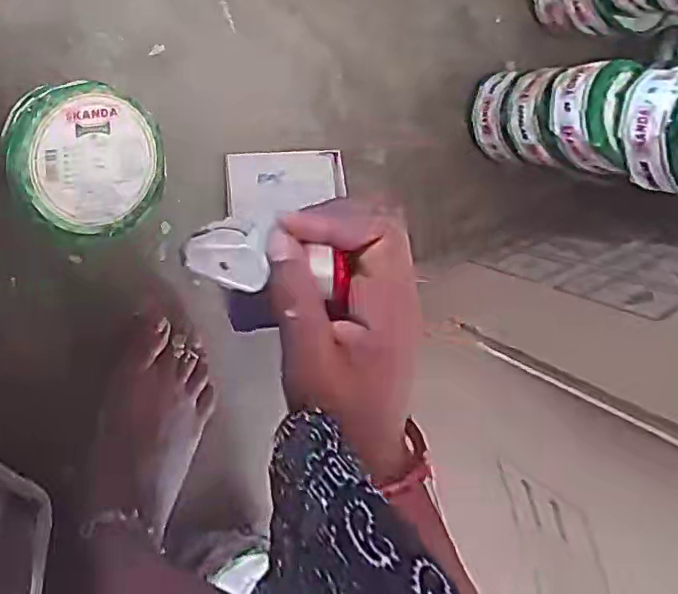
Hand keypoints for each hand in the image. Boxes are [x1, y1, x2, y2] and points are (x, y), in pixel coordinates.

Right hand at [266, 197, 420, 481]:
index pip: (377, 232)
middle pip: (373, 227)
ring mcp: (386, 299)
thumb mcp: (307, 353)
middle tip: (285, 233)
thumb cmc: (335, 411)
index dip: (331, 221)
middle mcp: (397, 293)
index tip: (286, 228)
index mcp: (392, 304)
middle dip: (325, 222)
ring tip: (285, 247)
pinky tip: (294, 267)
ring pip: (361, 241)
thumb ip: (294, 293)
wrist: (356, 457)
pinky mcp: (369, 306)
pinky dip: (320, 254)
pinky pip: (349, 261)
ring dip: (321, 237)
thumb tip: (280, 239)